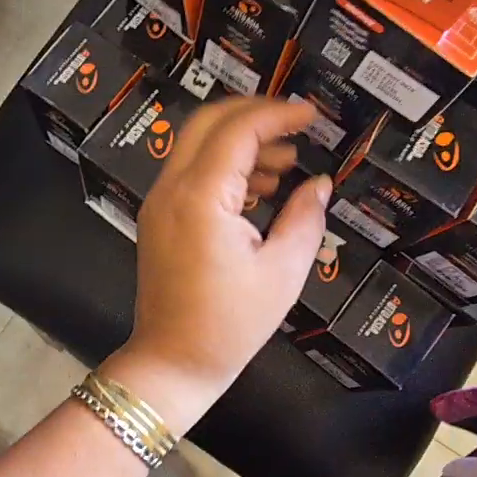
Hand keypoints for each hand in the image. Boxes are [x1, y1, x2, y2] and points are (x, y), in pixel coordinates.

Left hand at [101, 99, 330, 429]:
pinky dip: (222, 167)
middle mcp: (171, 190)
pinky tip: (259, 190)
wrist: (174, 361)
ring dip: (239, 143)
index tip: (313, 116)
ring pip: (196, 145)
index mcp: (200, 198)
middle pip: (208, 122)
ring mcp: (158, 203)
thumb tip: (319, 184)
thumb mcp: (282, 272)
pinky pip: (189, 173)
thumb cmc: (230, 325)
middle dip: (254, 115)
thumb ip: (304, 218)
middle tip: (296, 127)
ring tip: (285, 167)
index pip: (238, 130)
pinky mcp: (157, 219)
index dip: (278, 114)